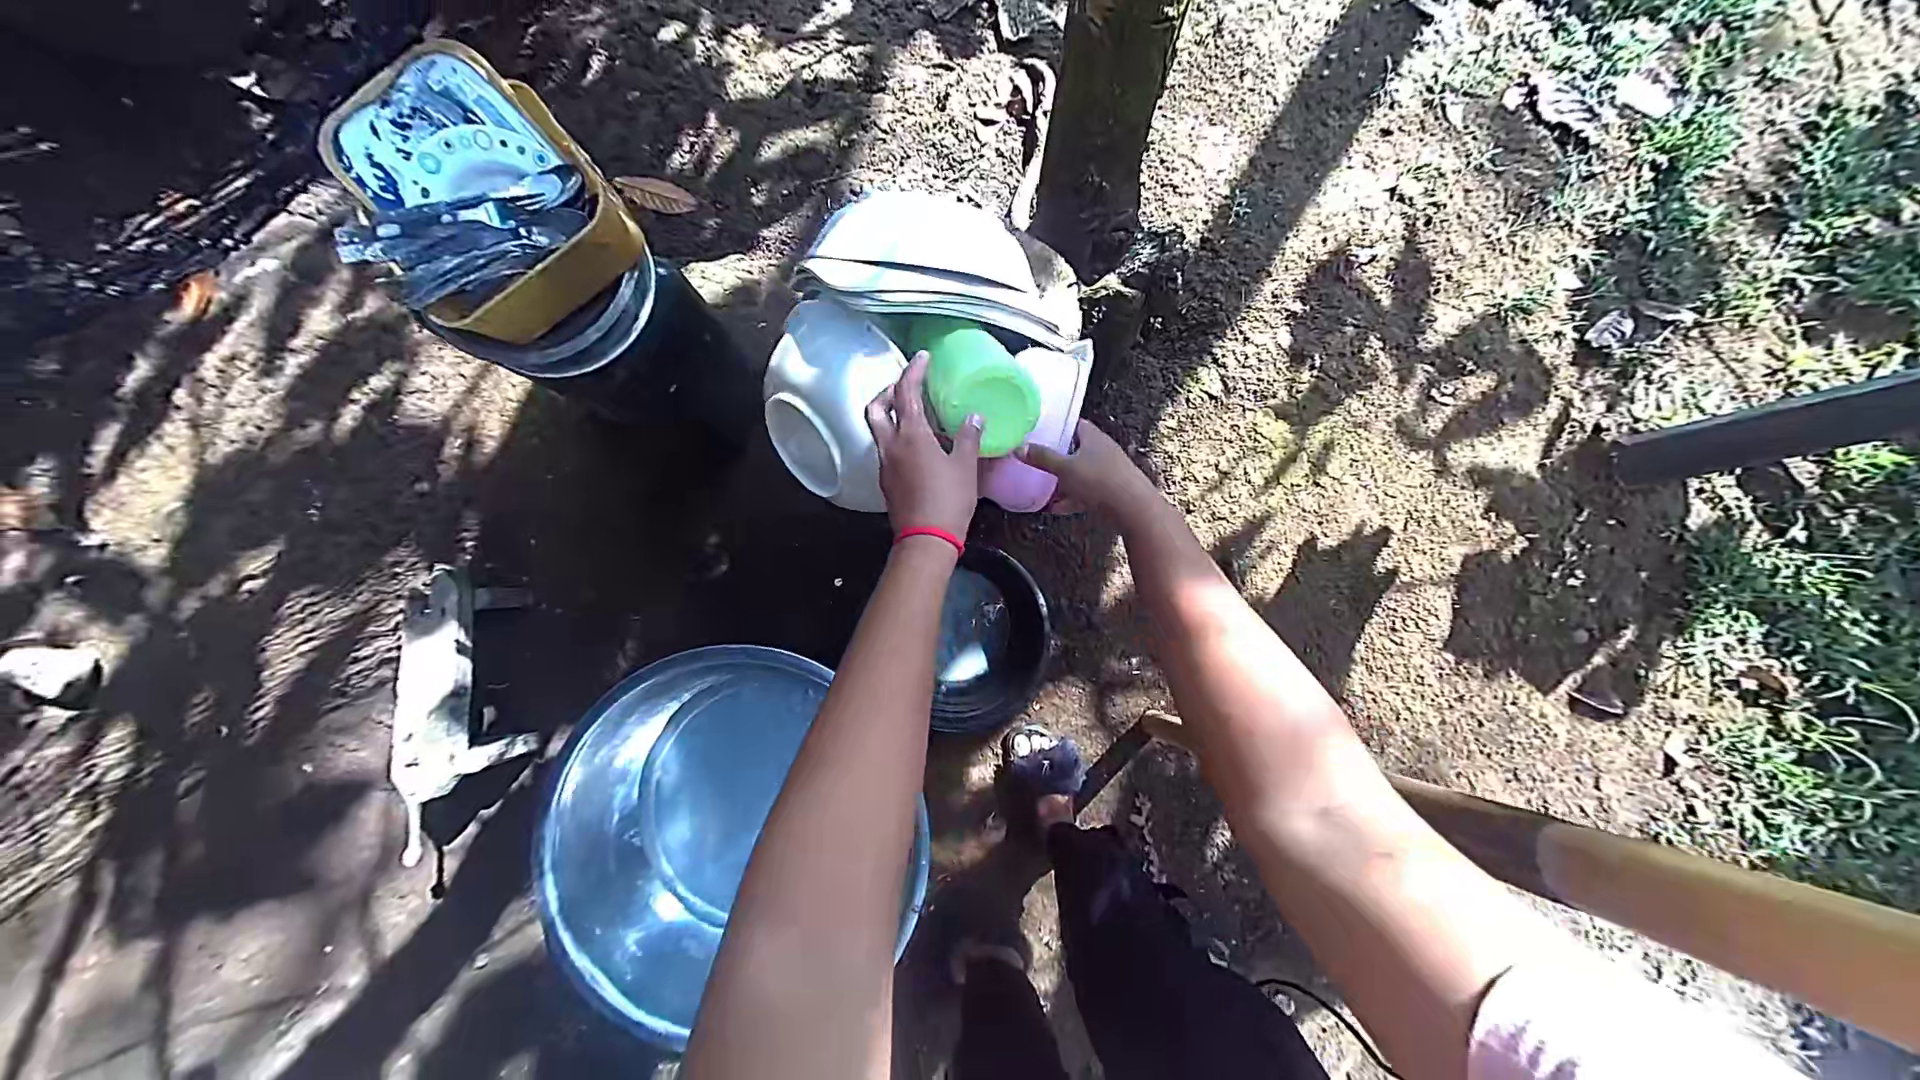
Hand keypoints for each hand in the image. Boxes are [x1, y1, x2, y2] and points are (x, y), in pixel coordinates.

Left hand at [866, 351, 981, 538]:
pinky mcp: (886, 481)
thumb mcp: (966, 467)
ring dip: (890, 415)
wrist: (926, 540)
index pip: (906, 392)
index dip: (913, 371)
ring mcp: (885, 464)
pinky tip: (917, 447)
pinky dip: (896, 438)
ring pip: (878, 429)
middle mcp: (891, 446)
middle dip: (888, 391)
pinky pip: (886, 449)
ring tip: (915, 416)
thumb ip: (969, 438)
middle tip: (907, 387)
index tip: (922, 358)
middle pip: (876, 407)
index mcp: (911, 436)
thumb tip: (974, 418)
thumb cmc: (948, 501)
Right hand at [1014, 420, 1155, 516]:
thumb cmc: (1099, 480)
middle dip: (1056, 457)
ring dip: (1062, 481)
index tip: (1038, 432)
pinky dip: (1070, 498)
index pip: (1073, 424)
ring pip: (1079, 473)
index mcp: (1092, 437)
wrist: (1132, 508)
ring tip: (1041, 487)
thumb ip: (1042, 458)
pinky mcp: (1109, 491)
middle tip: (1036, 460)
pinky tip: (1055, 508)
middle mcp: (1102, 450)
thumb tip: (1019, 448)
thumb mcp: (1065, 468)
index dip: (1056, 426)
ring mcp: (1107, 471)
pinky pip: (1085, 492)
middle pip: (1074, 449)